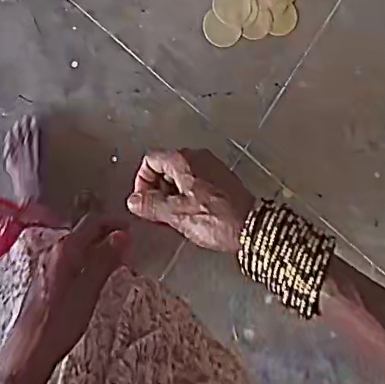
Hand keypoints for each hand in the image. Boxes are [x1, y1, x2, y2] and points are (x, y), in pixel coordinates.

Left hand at [0, 214, 127, 383]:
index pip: (92, 222)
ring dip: (96, 247)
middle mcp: (53, 251)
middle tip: (126, 245)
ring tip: (114, 260)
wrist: (27, 355)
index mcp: (65, 249)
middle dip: (106, 233)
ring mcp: (45, 265)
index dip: (114, 221)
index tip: (131, 228)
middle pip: (83, 231)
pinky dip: (85, 259)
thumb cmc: (59, 323)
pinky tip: (92, 275)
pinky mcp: (43, 280)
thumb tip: (123, 235)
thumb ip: (105, 260)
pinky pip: (69, 258)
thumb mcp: (88, 291)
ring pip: (76, 245)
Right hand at [126, 149, 255, 254]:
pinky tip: (191, 214)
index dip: (142, 181)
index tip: (144, 202)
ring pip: (180, 174)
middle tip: (158, 213)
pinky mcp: (220, 177)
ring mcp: (210, 165)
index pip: (150, 159)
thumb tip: (132, 200)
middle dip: (156, 189)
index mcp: (183, 160)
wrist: (251, 226)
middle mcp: (197, 156)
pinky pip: (195, 180)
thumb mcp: (176, 214)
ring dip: (171, 194)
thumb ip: (151, 205)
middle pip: (164, 166)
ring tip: (175, 217)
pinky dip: (187, 194)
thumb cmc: (215, 219)